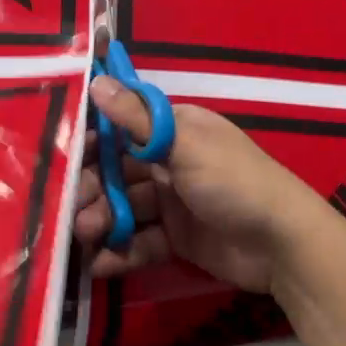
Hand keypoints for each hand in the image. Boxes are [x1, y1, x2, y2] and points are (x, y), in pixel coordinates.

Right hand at [72, 76, 328, 292]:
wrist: (282, 243)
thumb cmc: (234, 181)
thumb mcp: (185, 144)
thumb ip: (137, 118)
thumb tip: (96, 81)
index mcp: (175, 129)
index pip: (122, 128)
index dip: (92, 142)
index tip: (63, 157)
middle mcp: (170, 161)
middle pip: (118, 171)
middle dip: (92, 188)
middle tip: (72, 209)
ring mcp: (173, 201)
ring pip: (125, 207)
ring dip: (103, 220)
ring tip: (84, 236)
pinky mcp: (177, 238)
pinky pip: (141, 241)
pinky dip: (121, 252)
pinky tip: (101, 264)